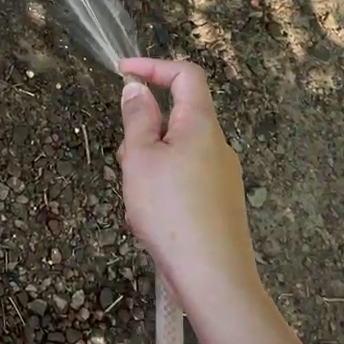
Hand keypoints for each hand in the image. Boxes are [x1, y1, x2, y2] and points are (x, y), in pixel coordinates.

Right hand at [116, 57, 260, 306]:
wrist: (214, 278)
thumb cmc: (171, 209)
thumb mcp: (140, 157)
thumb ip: (137, 117)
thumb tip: (137, 87)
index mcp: (201, 124)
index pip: (186, 75)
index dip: (153, 65)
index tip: (122, 71)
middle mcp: (217, 144)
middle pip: (178, 115)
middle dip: (144, 128)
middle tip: (125, 158)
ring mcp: (222, 176)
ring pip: (177, 149)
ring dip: (149, 160)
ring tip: (135, 195)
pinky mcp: (220, 203)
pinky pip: (185, 176)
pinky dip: (161, 183)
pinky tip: (149, 216)